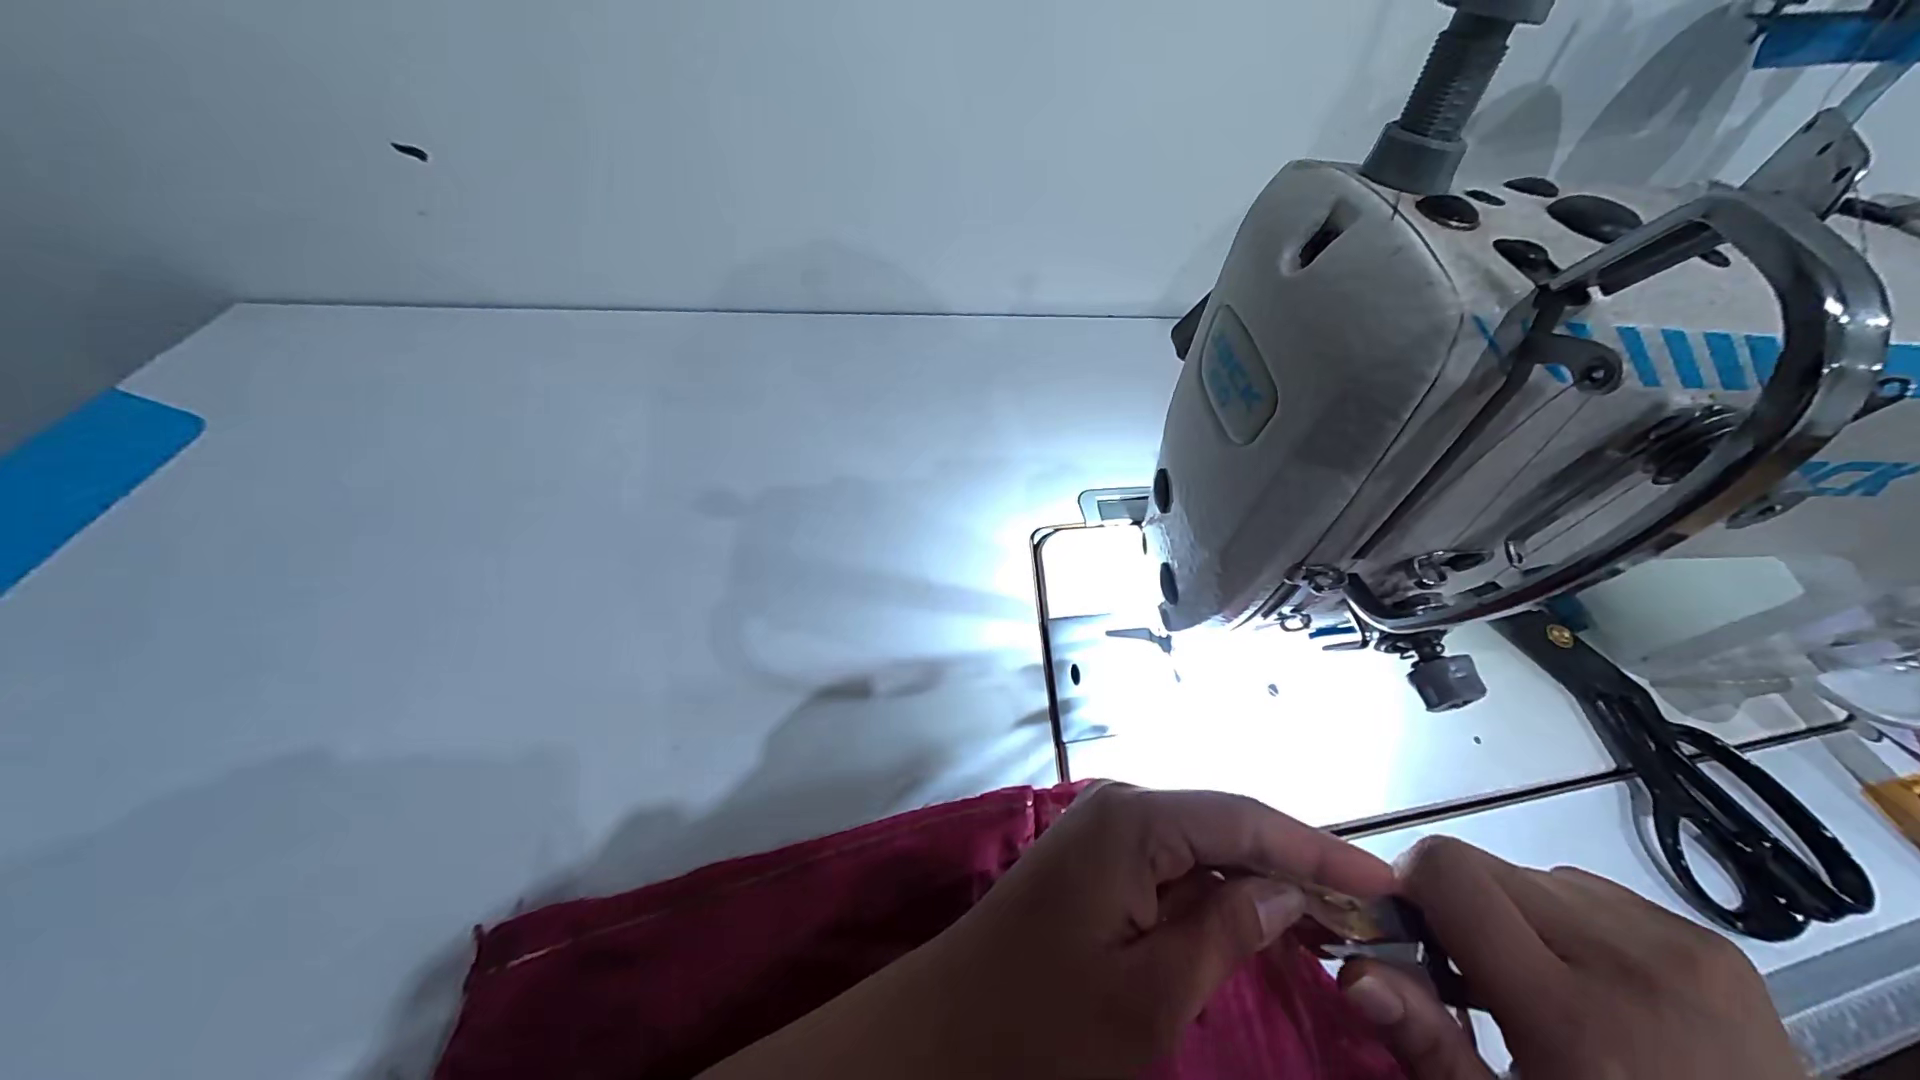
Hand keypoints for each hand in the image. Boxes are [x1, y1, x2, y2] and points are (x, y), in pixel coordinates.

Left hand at [698, 783, 1394, 1079]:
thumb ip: (1223, 931)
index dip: (1321, 850)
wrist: (943, 1030)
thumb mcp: (1149, 994)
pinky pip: (1170, 866)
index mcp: (1132, 820)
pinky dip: (1216, 892)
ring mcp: (1100, 834)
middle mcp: (1116, 809)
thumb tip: (1285, 892)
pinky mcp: (1092, 863)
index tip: (1392, 887)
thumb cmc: (1042, 1022)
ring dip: (1258, 880)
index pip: (1246, 817)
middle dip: (1295, 866)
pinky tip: (1252, 922)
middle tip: (1370, 917)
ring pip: (1200, 845)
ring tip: (1328, 924)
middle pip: (1225, 824)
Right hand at [1339, 837, 1803, 1079]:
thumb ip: (1428, 1043)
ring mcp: (1682, 947)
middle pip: (1482, 865)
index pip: (1449, 869)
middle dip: (1455, 904)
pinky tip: (1588, 980)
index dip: (1408, 883)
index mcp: (1572, 1014)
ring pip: (1532, 874)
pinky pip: (1592, 890)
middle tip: (1464, 969)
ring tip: (1534, 980)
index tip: (1407, 930)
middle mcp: (1628, 961)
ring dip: (1511, 912)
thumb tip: (1354, 972)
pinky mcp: (1714, 946)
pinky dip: (1565, 920)